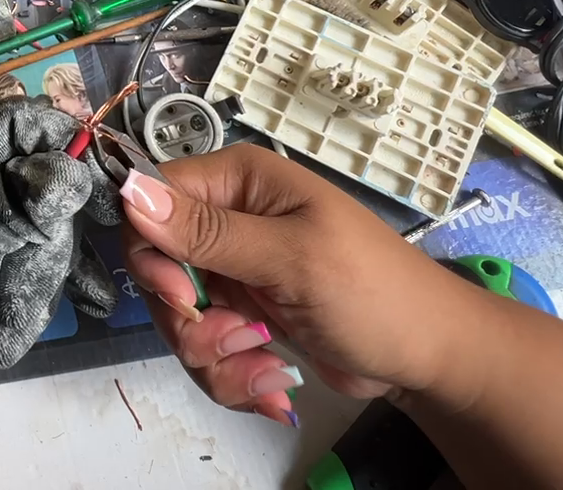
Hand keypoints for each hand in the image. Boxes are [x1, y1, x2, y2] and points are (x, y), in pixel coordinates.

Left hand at [0, 99, 118, 489]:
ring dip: (33, 285)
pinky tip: (13, 336)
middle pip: (36, 186)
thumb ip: (16, 207)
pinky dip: (27, 303)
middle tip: (80, 279)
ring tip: (10, 329)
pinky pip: (25, 267)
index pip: (12, 125)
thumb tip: (71, 168)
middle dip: (48, 242)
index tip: (103, 173)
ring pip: (38, 234)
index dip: (60, 139)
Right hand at [118, 143, 489, 421]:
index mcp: (235, 181)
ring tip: (263, 365)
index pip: (152, 200)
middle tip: (232, 341)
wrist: (434, 361)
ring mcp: (231, 267)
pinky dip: (229, 371)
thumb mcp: (291, 258)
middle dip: (187, 318)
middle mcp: (225, 217)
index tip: (182, 297)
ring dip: (212, 352)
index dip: (152, 251)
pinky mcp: (240, 311)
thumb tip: (128, 190)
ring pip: (176, 312)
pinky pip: (203, 343)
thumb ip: (208, 231)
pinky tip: (270, 380)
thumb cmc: (374, 293)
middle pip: (156, 263)